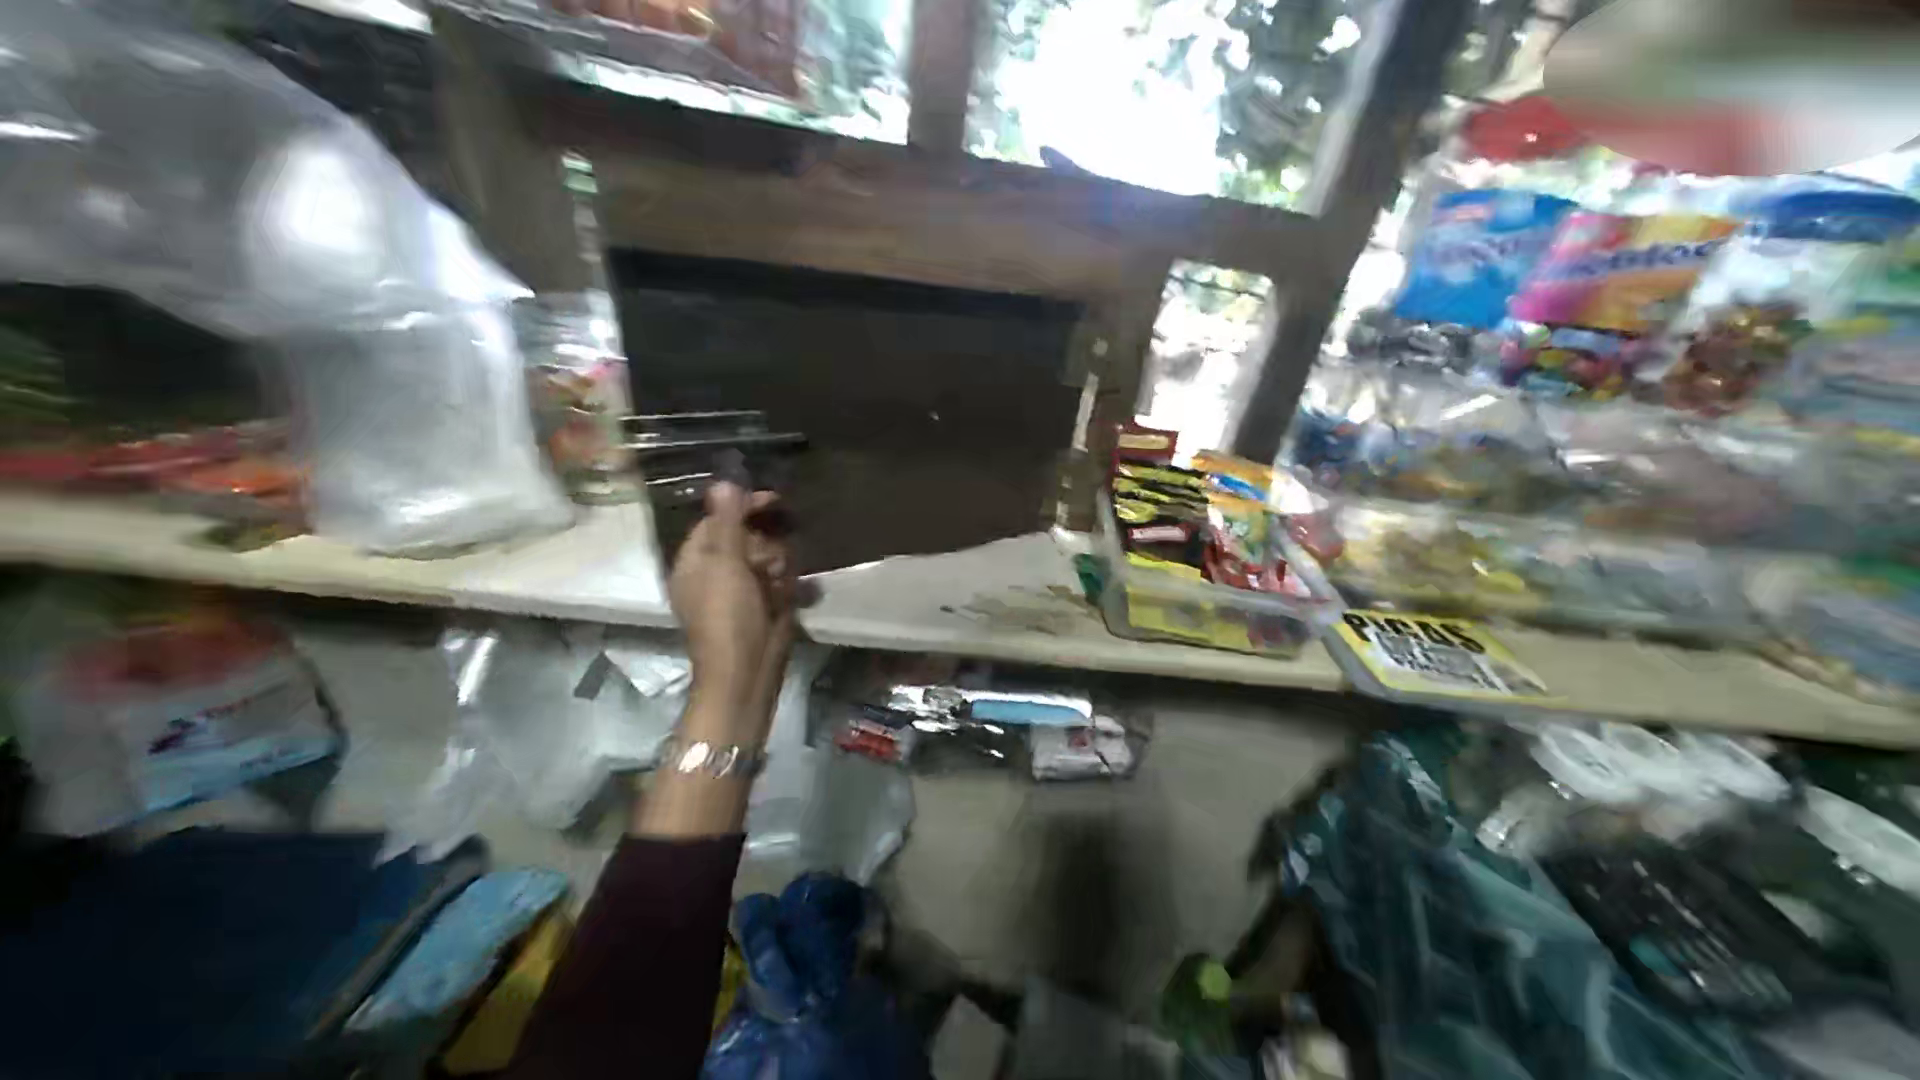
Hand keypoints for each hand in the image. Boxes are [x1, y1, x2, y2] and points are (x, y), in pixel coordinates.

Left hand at [669, 482, 796, 736]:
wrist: (747, 671)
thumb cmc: (728, 616)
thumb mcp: (726, 564)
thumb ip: (728, 522)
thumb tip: (723, 481)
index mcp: (695, 561)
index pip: (718, 520)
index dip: (743, 508)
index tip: (774, 501)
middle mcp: (716, 572)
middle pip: (746, 537)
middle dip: (764, 544)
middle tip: (769, 562)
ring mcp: (741, 590)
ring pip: (767, 557)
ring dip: (777, 564)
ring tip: (777, 582)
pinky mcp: (764, 604)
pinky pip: (779, 579)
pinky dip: (785, 583)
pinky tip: (787, 594)